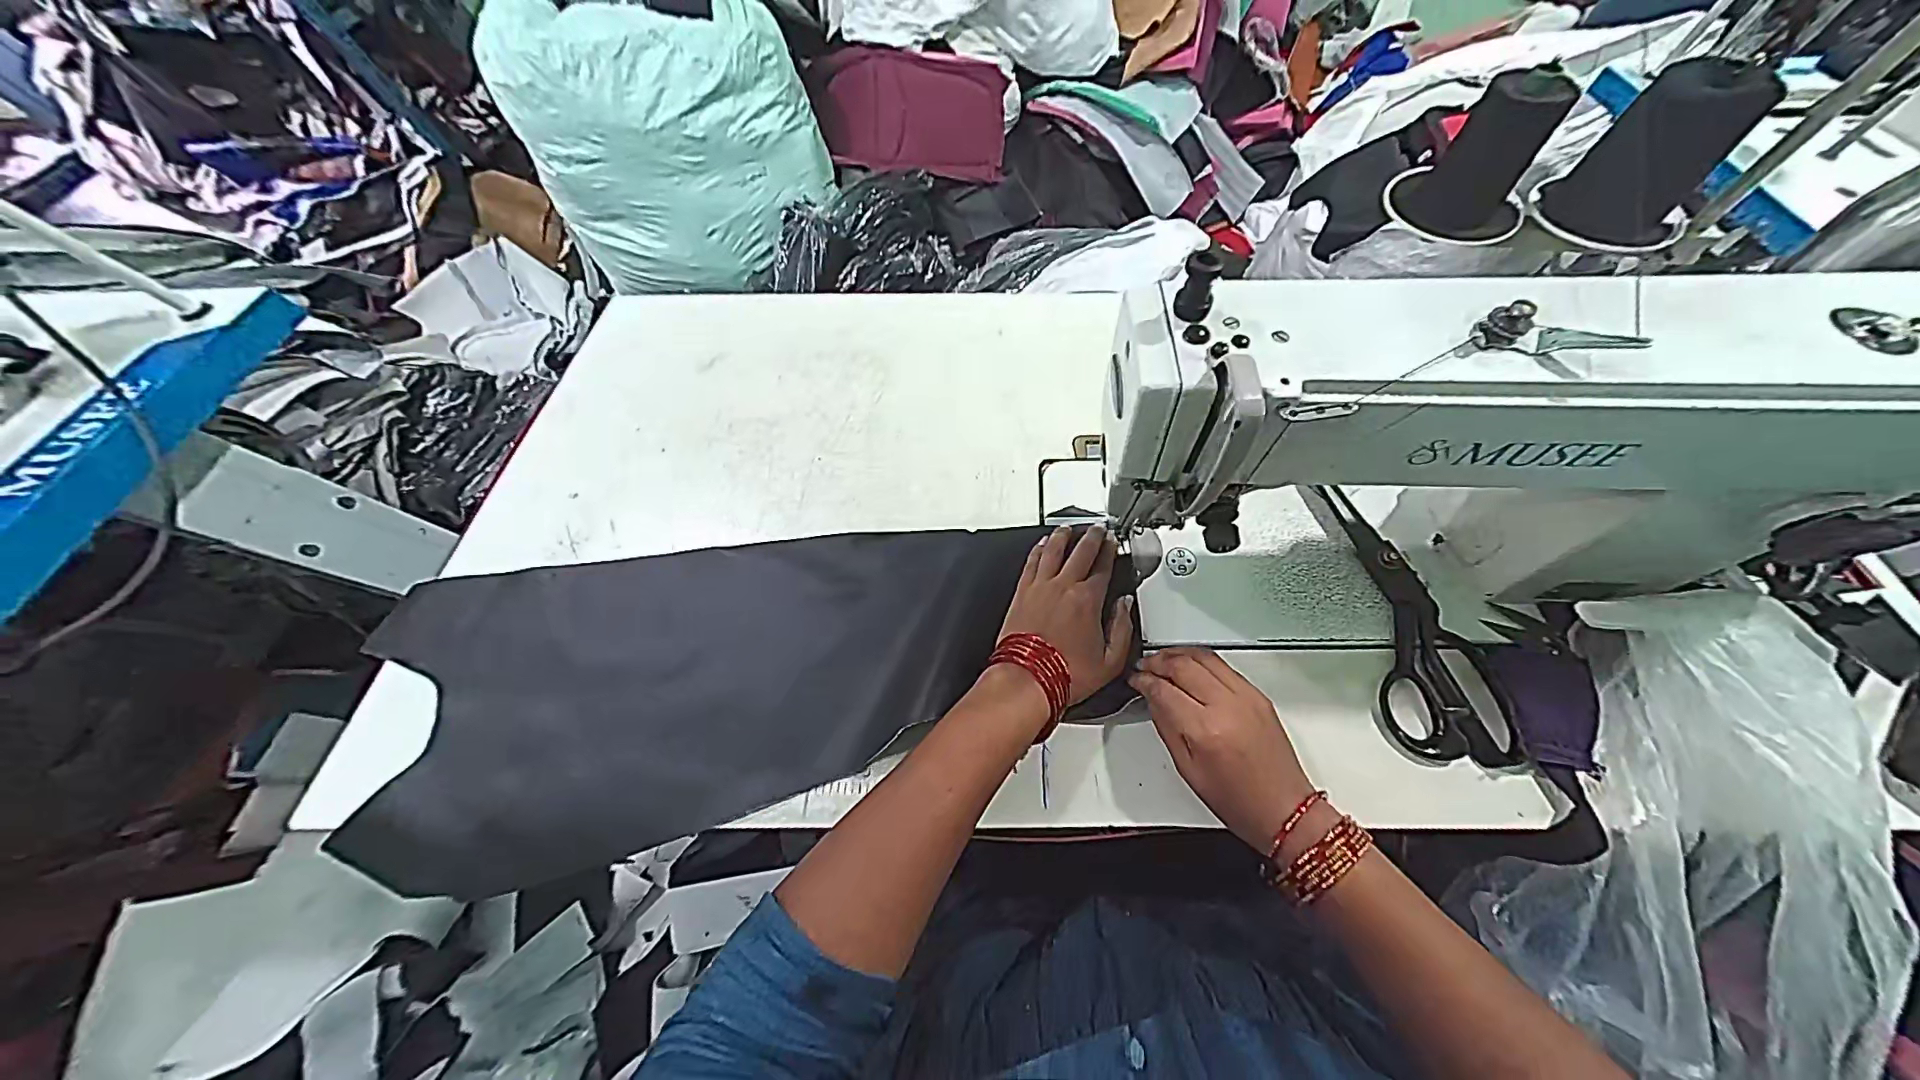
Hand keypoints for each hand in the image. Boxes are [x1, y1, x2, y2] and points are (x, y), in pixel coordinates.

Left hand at [998, 525, 1134, 704]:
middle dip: (1091, 537)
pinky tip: (1041, 546)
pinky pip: (1031, 563)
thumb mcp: (1110, 660)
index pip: (1102, 567)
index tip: (1112, 543)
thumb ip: (1122, 629)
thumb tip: (1125, 608)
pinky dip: (1037, 550)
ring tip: (1067, 529)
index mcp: (1088, 600)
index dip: (1109, 551)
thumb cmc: (1064, 674)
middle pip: (1080, 552)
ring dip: (1062, 537)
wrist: (1027, 680)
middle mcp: (1063, 587)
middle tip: (1096, 529)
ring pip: (1052, 551)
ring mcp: (1039, 588)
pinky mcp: (1021, 594)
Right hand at [1130, 647, 1313, 851]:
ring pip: (1204, 657)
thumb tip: (1153, 699)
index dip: (1144, 681)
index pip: (1164, 689)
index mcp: (1206, 730)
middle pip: (1183, 665)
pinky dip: (1201, 659)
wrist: (1284, 809)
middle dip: (1158, 662)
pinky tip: (1190, 665)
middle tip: (1145, 667)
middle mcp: (1228, 707)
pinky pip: (1224, 665)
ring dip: (1179, 655)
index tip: (1136, 680)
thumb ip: (1167, 727)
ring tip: (1163, 660)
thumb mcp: (1188, 768)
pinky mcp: (1259, 695)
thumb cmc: (1241, 800)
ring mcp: (1247, 698)